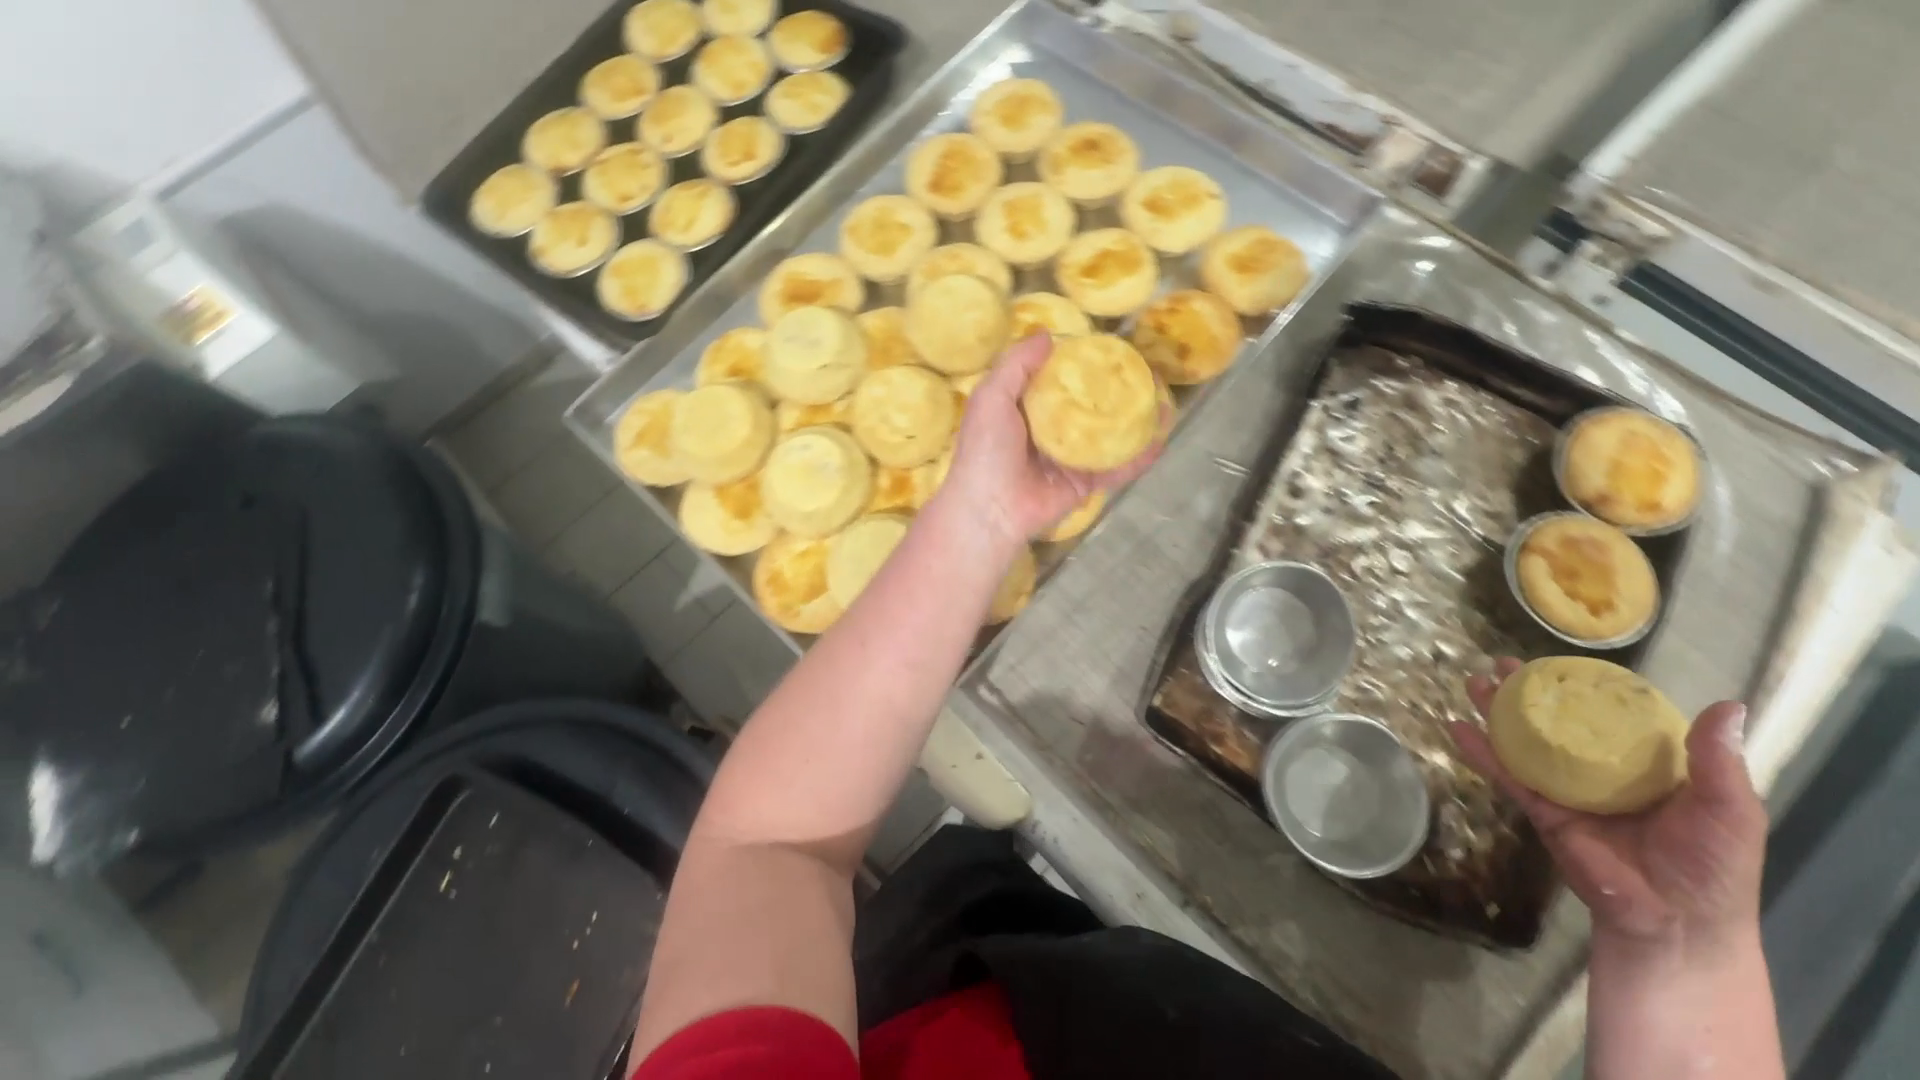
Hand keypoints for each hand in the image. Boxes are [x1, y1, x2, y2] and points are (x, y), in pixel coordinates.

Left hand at [938, 334, 1165, 550]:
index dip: (1081, 364)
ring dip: (1136, 421)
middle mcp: (1049, 431)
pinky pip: (1115, 468)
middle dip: (1116, 391)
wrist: (990, 508)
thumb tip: (1047, 335)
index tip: (1108, 348)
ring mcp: (1069, 458)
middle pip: (1089, 406)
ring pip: (1108, 436)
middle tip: (1146, 373)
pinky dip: (1139, 458)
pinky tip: (1161, 441)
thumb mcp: (991, 397)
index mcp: (1025, 408)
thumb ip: (1016, 365)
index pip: (1058, 379)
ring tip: (1163, 403)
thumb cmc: (986, 449)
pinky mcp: (1083, 483)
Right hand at [1449, 658, 1766, 949]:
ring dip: (1497, 713)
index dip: (1586, 688)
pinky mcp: (1542, 810)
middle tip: (1501, 664)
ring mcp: (1567, 790)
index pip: (1612, 717)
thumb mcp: (1730, 808)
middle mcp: (1602, 771)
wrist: (1674, 920)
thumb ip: (1718, 759)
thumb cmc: (1712, 864)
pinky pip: (1508, 776)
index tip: (1560, 664)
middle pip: (1558, 723)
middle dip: (1528, 693)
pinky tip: (1457, 728)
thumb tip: (1728, 705)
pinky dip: (1481, 752)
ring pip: (1525, 742)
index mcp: (1647, 765)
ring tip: (1473, 684)